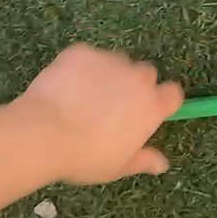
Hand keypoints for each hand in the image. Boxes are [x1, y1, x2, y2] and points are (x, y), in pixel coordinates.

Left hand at [9, 44, 184, 183]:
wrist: (43, 133)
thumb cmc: (85, 156)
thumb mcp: (118, 166)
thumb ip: (143, 160)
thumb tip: (162, 163)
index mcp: (151, 106)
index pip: (173, 93)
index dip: (162, 101)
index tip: (147, 112)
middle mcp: (136, 77)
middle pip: (145, 73)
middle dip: (134, 85)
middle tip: (112, 107)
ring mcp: (108, 60)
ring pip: (116, 62)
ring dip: (108, 74)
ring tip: (83, 96)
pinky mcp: (82, 51)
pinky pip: (88, 57)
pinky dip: (81, 68)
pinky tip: (65, 86)